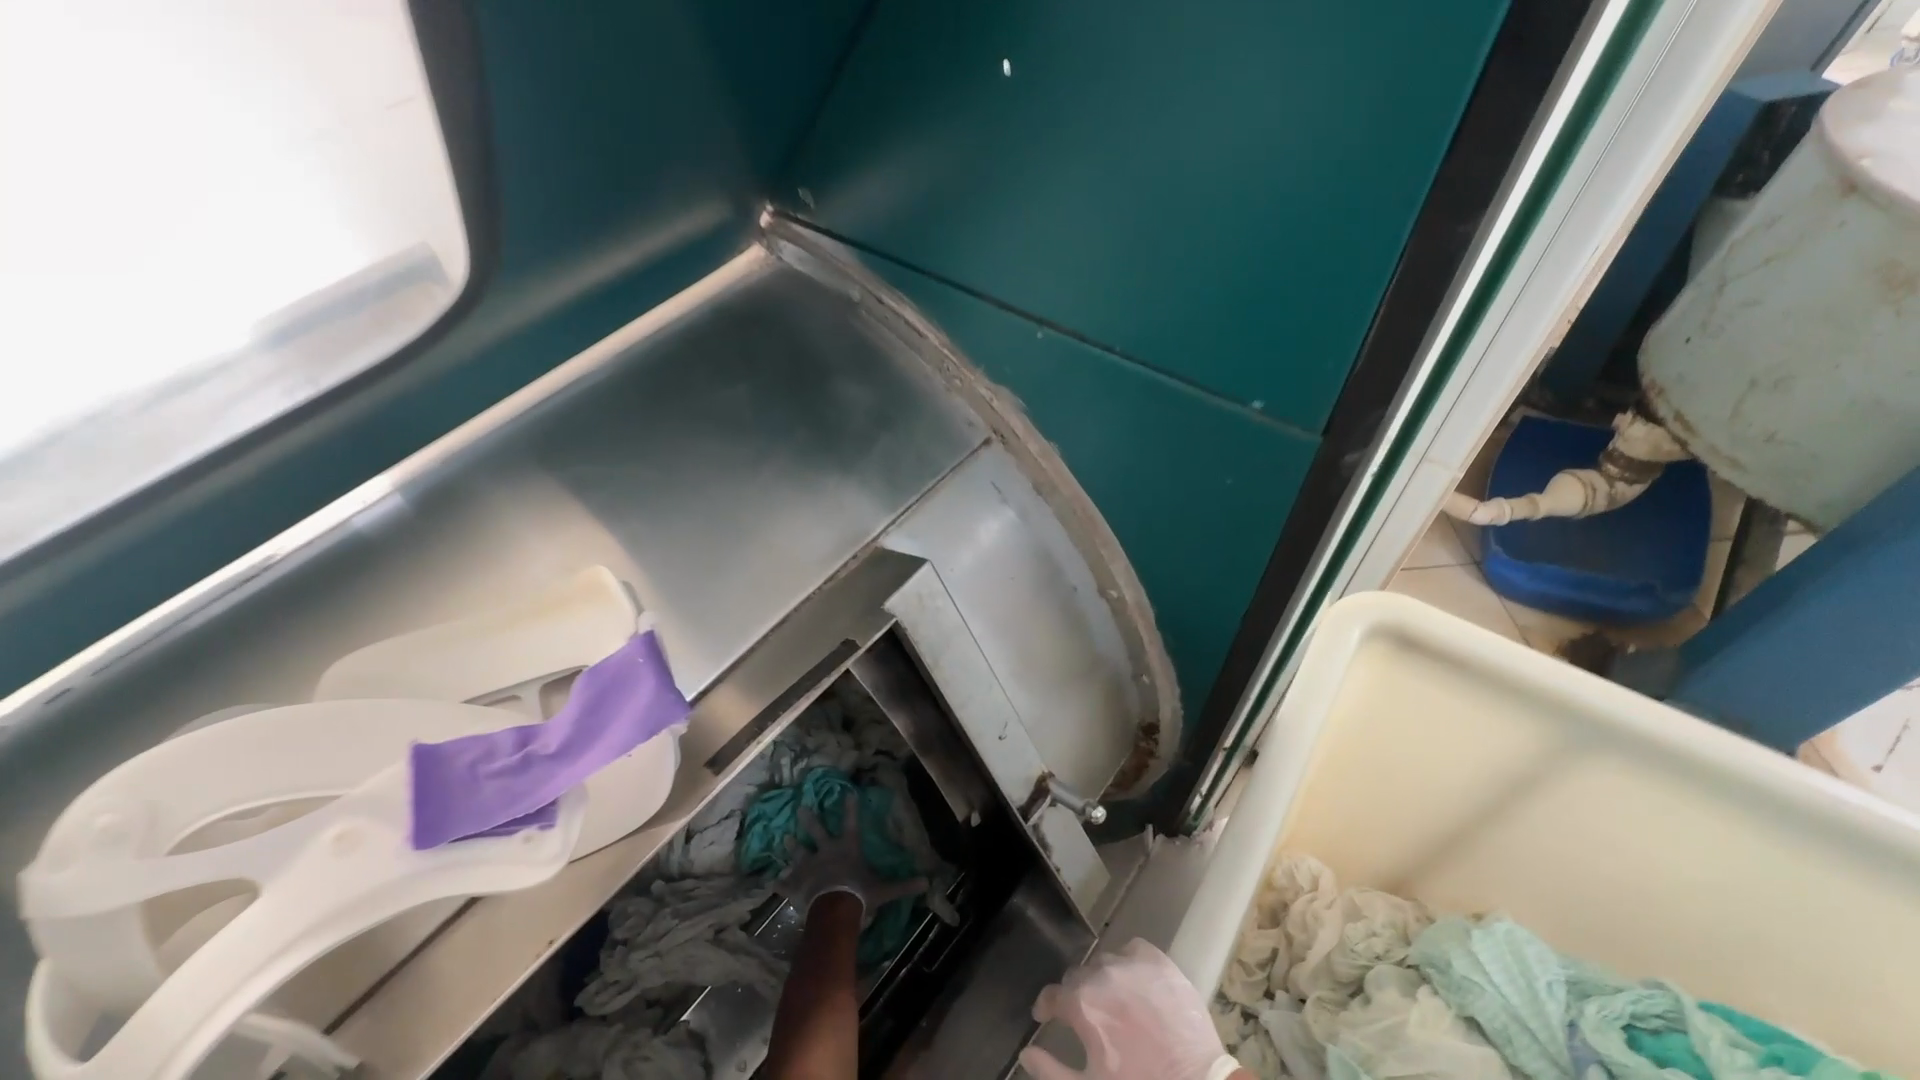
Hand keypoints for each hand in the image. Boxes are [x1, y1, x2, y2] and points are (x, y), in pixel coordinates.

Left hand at [779, 799, 926, 919]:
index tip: (848, 793)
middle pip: (816, 831)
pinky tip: (773, 882)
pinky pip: (785, 883)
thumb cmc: (859, 894)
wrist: (833, 909)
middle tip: (801, 807)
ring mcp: (808, 867)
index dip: (850, 808)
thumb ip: (904, 885)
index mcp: (847, 848)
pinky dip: (780, 883)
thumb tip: (927, 882)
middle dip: (809, 819)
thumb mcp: (884, 890)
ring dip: (792, 846)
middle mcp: (825, 852)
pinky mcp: (795, 884)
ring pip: (798, 852)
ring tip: (785, 838)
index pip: (851, 823)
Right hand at [1019, 940, 1246, 1079]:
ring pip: (1105, 962)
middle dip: (1076, 995)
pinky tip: (1134, 981)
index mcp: (1082, 1003)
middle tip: (1087, 1017)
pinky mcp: (1160, 963)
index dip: (1046, 1007)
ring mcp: (1133, 965)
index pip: (1052, 994)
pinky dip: (1128, 961)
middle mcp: (1103, 975)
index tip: (1047, 1017)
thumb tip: (1026, 1053)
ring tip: (1113, 1001)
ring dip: (1102, 979)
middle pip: (1078, 976)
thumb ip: (1051, 1070)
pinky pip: (1134, 950)